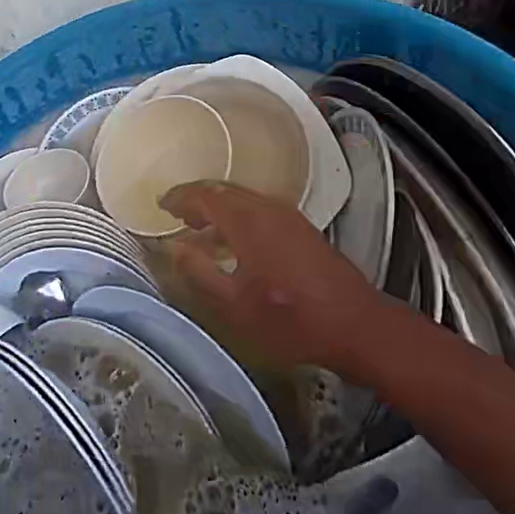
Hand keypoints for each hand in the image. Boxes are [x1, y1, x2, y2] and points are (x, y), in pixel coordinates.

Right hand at [161, 179, 402, 374]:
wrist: (354, 323)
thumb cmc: (289, 318)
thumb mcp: (234, 304)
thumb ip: (199, 272)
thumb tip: (174, 247)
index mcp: (247, 219)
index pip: (205, 194)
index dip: (180, 197)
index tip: (161, 205)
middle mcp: (267, 207)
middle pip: (225, 190)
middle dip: (198, 198)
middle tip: (176, 214)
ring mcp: (287, 215)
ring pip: (243, 199)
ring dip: (218, 207)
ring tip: (198, 228)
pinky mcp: (300, 228)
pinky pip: (259, 209)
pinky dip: (238, 216)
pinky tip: (233, 242)